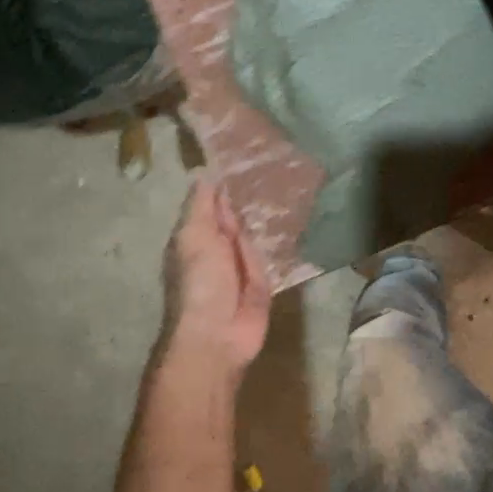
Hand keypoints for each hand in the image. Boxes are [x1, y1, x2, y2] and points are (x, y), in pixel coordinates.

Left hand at [158, 174, 270, 381]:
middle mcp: (216, 248)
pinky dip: (279, 240)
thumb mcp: (194, 236)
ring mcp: (240, 265)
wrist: (218, 336)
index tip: (243, 155)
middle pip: (233, 216)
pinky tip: (298, 216)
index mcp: (193, 237)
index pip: (209, 204)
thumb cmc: (199, 282)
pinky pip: (270, 254)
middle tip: (273, 163)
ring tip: (289, 182)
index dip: (222, 183)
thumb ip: (201, 205)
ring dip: (265, 215)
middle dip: (247, 196)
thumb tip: (205, 173)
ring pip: (253, 232)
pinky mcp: (263, 281)